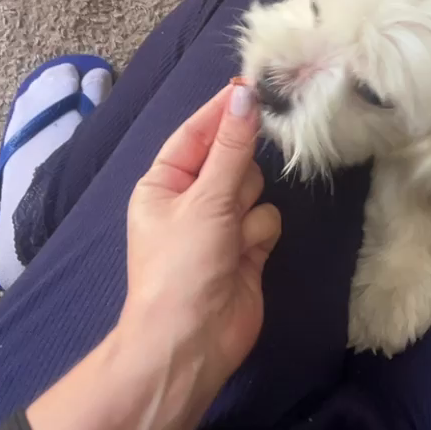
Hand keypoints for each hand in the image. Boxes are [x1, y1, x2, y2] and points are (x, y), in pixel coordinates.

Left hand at [122, 80, 281, 381]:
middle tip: (235, 184)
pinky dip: (258, 233)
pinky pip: (265, 218)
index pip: (197, 132)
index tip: (252, 83)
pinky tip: (246, 254)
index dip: (222, 109)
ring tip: (231, 236)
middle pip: (232, 157)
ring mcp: (221, 224)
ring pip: (254, 187)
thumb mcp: (206, 200)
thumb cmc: (183, 266)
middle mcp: (192, 198)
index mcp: (164, 182)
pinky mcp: (247, 246)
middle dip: (238, 170)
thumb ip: (232, 147)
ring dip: (247, 208)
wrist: (191, 346)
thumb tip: (246, 95)